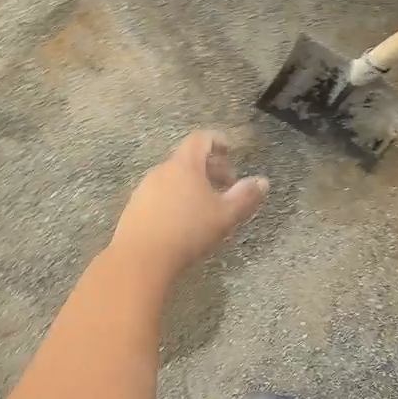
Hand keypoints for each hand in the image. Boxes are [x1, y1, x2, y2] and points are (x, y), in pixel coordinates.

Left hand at [109, 131, 268, 275]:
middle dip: (210, 168)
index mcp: (185, 165)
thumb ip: (246, 196)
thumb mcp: (225, 216)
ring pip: (174, 178)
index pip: (201, 139)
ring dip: (193, 185)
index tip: (230, 152)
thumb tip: (262, 181)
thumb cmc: (188, 231)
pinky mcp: (135, 207)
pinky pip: (160, 194)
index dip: (217, 141)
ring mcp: (145, 188)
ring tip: (207, 207)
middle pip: (188, 158)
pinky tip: (183, 222)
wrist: (140, 259)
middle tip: (226, 186)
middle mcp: (162, 170)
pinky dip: (176, 198)